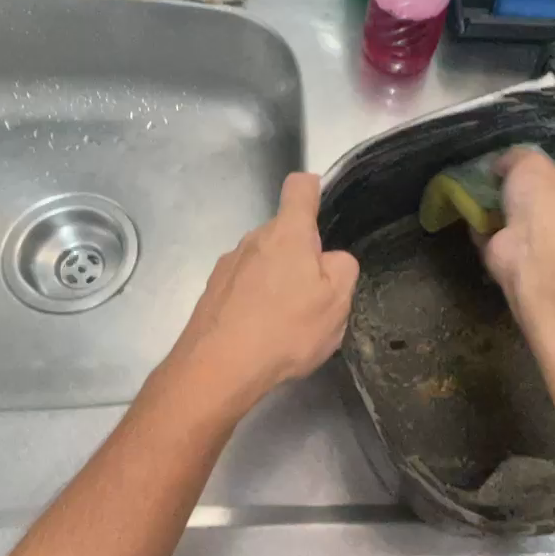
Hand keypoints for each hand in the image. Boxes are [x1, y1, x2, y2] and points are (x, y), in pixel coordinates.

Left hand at [156, 173, 359, 416]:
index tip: (322, 208)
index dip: (314, 190)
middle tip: (314, 297)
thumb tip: (330, 259)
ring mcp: (228, 265)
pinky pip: (244, 287)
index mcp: (288, 233)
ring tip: (286, 324)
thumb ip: (342, 269)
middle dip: (301, 256)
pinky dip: (256, 303)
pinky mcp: (212, 292)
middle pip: (284, 233)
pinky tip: (261, 335)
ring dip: (277, 282)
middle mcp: (253, 239)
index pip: (300, 188)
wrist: (217, 368)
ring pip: (263, 262)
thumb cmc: (285, 329)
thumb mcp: (337, 302)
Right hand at [480, 147, 554, 300]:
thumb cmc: (542, 199)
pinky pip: (487, 235)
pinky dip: (475, 224)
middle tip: (483, 176)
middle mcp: (552, 220)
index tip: (507, 163)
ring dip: (488, 207)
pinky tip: (463, 210)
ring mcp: (528, 240)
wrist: (532, 249)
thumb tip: (499, 164)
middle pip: (525, 200)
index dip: (530, 170)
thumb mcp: (531, 162)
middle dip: (505, 190)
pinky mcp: (504, 254)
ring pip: (505, 218)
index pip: (551, 180)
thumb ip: (515, 157)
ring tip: (466, 188)